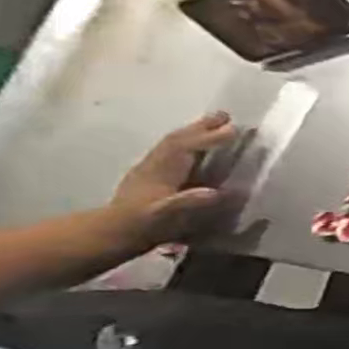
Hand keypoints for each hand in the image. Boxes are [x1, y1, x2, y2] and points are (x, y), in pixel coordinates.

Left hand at [108, 112, 237, 248]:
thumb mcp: (168, 216)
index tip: (234, 129)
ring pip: (174, 143)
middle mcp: (155, 164)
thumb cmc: (145, 226)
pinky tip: (195, 146)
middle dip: (202, 127)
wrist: (114, 233)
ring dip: (195, 131)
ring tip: (214, 123)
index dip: (209, 138)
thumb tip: (218, 191)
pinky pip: (172, 152)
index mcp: (161, 172)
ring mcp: (152, 168)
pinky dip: (187, 143)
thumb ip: (190, 202)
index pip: (187, 148)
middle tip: (225, 115)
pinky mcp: (152, 175)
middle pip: (178, 139)